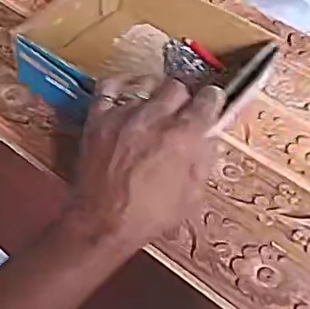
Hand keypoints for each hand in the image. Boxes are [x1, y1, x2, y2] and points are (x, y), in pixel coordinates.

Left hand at [64, 73, 223, 252]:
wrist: (101, 224)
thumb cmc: (147, 217)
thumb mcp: (191, 196)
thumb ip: (204, 161)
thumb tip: (209, 138)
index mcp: (183, 137)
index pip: (207, 100)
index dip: (212, 102)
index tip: (211, 104)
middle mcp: (154, 119)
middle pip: (177, 88)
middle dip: (183, 99)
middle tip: (180, 112)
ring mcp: (122, 116)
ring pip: (147, 84)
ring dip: (155, 94)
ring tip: (154, 106)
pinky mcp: (97, 120)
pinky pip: (109, 86)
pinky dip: (121, 85)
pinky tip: (128, 93)